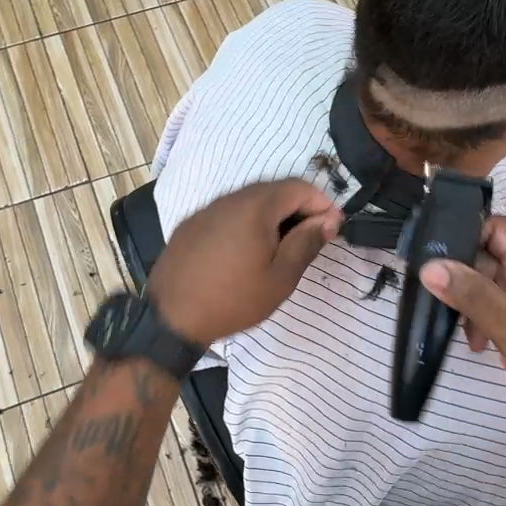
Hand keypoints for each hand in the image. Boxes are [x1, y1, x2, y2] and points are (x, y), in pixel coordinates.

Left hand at [148, 179, 341, 345]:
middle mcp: (230, 198)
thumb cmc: (233, 299)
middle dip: (299, 208)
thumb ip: (306, 243)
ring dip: (273, 215)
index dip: (323, 204)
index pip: (300, 187)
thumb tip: (328, 220)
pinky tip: (249, 250)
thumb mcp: (280, 278)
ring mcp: (207, 209)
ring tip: (283, 246)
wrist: (171, 318)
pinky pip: (228, 213)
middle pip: (274, 189)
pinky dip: (248, 222)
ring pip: (250, 200)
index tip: (334, 229)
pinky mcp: (191, 224)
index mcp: (255, 206)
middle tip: (313, 238)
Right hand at [419, 216, 505, 422]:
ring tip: (467, 333)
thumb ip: (474, 296)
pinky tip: (479, 343)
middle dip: (465, 279)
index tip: (436, 260)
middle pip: (491, 256)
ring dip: (473, 304)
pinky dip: (484, 319)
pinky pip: (500, 305)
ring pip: (491, 283)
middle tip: (443, 304)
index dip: (466, 237)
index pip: (499, 228)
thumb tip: (430, 266)